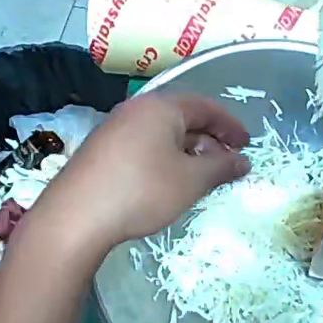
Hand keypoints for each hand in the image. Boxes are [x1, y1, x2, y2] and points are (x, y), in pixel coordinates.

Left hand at [22, 92, 250, 256]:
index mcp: (161, 107)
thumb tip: (242, 161)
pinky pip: (142, 145)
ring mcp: (115, 128)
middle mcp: (136, 109)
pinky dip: (163, 157)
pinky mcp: (101, 150)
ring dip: (186, 150)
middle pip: (182, 117)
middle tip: (227, 162)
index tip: (247, 145)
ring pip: (161, 133)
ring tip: (200, 175)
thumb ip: (221, 167)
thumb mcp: (190, 181)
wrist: (76, 217)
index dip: (230, 125)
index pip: (206, 106)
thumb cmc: (142, 191)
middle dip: (209, 139)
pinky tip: (167, 182)